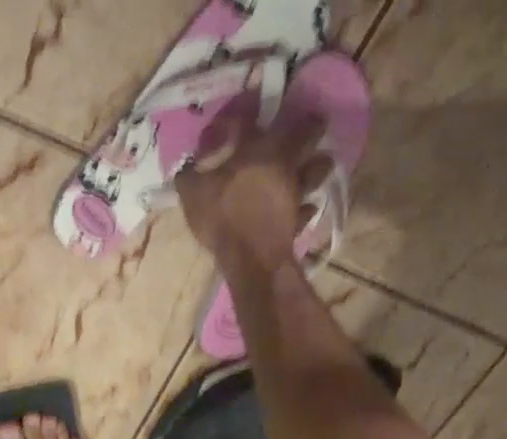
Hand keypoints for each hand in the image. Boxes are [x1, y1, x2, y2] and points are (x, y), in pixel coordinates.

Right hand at [175, 113, 331, 265]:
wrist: (249, 256)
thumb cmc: (221, 217)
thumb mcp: (192, 194)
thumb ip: (188, 176)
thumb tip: (186, 165)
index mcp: (257, 150)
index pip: (253, 121)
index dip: (246, 115)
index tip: (244, 115)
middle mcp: (284, 164)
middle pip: (306, 136)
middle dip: (310, 127)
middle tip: (314, 123)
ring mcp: (296, 191)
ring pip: (317, 170)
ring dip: (318, 165)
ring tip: (320, 162)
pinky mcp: (299, 218)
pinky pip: (307, 209)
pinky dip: (306, 207)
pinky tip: (304, 208)